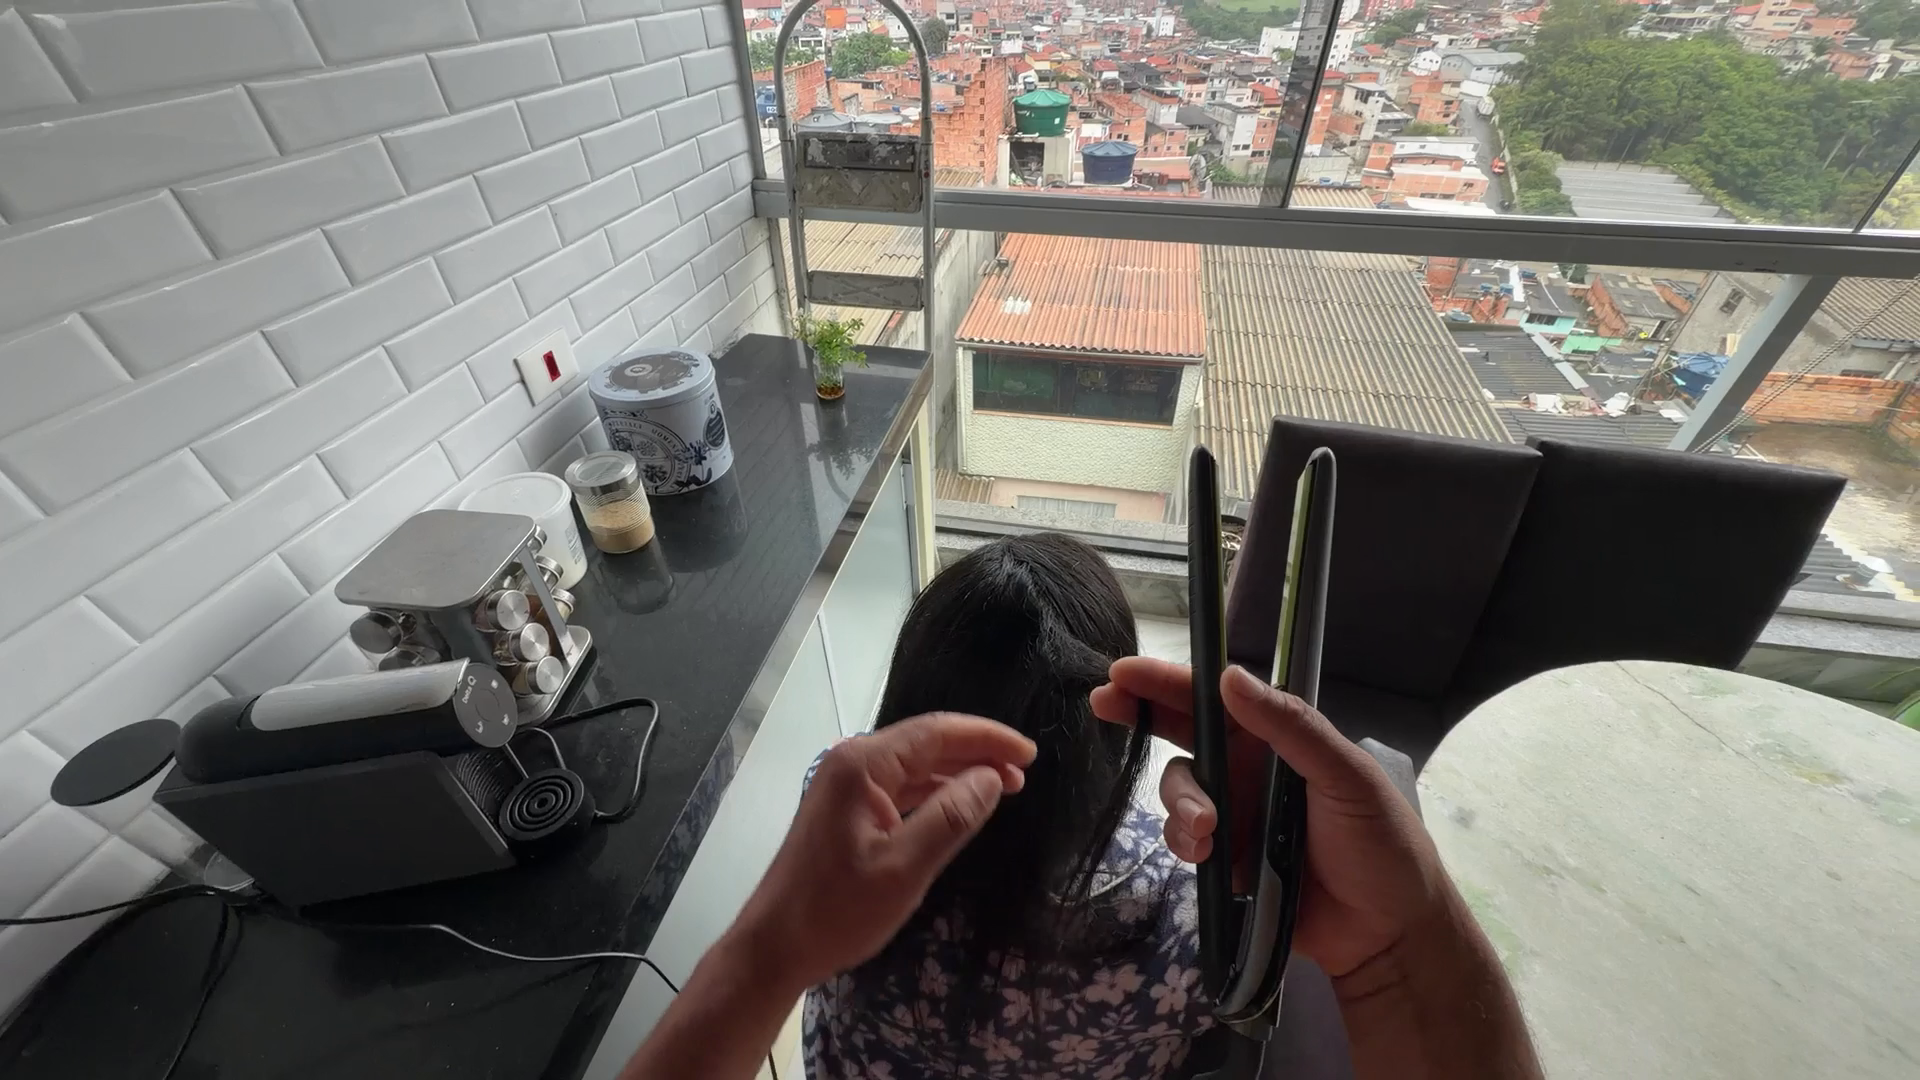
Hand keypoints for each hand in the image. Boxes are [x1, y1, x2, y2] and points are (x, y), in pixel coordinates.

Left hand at [729, 712, 1036, 992]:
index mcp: (864, 764)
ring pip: (916, 762)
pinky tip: (961, 802)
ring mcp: (848, 782)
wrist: (775, 947)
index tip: (1029, 751)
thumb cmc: (837, 910)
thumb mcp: (904, 868)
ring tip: (1005, 785)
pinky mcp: (848, 805)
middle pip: (927, 741)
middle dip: (977, 751)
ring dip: (959, 770)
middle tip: (1024, 770)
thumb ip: (951, 817)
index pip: (937, 731)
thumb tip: (992, 777)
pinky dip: (935, 790)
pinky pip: (901, 784)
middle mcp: (854, 760)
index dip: (987, 737)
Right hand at [1091, 659, 1446, 978]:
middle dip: (1138, 714)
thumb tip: (1229, 677)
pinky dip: (1184, 838)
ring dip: (1178, 800)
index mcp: (1272, 735)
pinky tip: (1205, 853)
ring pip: (1177, 786)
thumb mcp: (1347, 776)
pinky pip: (1182, 834)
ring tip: (1204, 827)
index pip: (1212, 696)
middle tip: (1104, 704)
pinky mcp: (1219, 854)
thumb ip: (1291, 726)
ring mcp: (1229, 809)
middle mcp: (1243, 764)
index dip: (1164, 679)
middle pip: (1178, 729)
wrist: (1387, 937)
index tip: (1123, 672)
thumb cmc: (1381, 844)